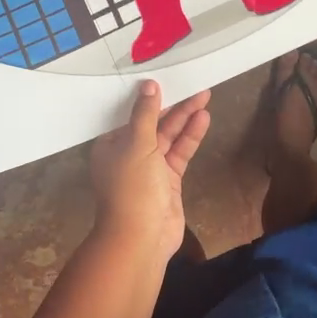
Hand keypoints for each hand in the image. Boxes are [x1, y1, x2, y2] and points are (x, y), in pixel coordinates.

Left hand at [90, 81, 211, 260]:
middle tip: (197, 88)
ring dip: (186, 120)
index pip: (132, 115)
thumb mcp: (136, 144)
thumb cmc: (131, 187)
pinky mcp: (168, 180)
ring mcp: (150, 168)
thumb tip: (148, 85)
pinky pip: (179, 153)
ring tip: (205, 98)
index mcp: (111, 145)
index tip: (167, 80)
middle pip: (153, 124)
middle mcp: (129, 154)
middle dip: (175, 108)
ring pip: (169, 138)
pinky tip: (203, 120)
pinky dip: (190, 137)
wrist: (141, 237)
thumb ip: (145, 114)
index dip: (150, 99)